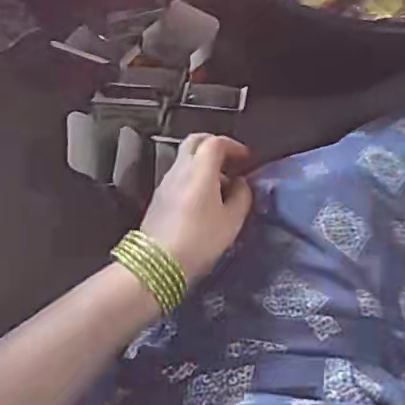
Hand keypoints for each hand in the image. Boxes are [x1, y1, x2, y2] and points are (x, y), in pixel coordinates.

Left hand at [140, 134, 253, 279]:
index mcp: (200, 171)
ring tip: (221, 184)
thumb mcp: (232, 221)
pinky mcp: (158, 196)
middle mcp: (180, 169)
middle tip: (231, 159)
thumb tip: (240, 183)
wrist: (158, 262)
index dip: (233, 145)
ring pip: (185, 158)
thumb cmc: (200, 240)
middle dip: (215, 145)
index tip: (246, 157)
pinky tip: (203, 198)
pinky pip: (179, 175)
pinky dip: (194, 176)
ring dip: (204, 162)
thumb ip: (242, 196)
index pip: (215, 142)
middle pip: (195, 142)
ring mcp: (166, 182)